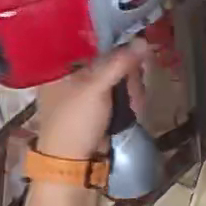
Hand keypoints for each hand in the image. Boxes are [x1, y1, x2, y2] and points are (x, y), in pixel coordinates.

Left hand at [33, 42, 148, 160]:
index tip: (134, 49)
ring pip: (120, 77)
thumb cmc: (75, 122)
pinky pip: (121, 93)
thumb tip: (143, 41)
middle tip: (131, 86)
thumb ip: (120, 63)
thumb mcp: (96, 88)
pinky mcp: (101, 106)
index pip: (92, 42)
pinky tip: (133, 107)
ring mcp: (89, 92)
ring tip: (132, 103)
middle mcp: (74, 75)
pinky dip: (130, 99)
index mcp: (62, 66)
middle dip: (128, 74)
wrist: (73, 164)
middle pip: (112, 60)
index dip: (116, 43)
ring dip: (131, 89)